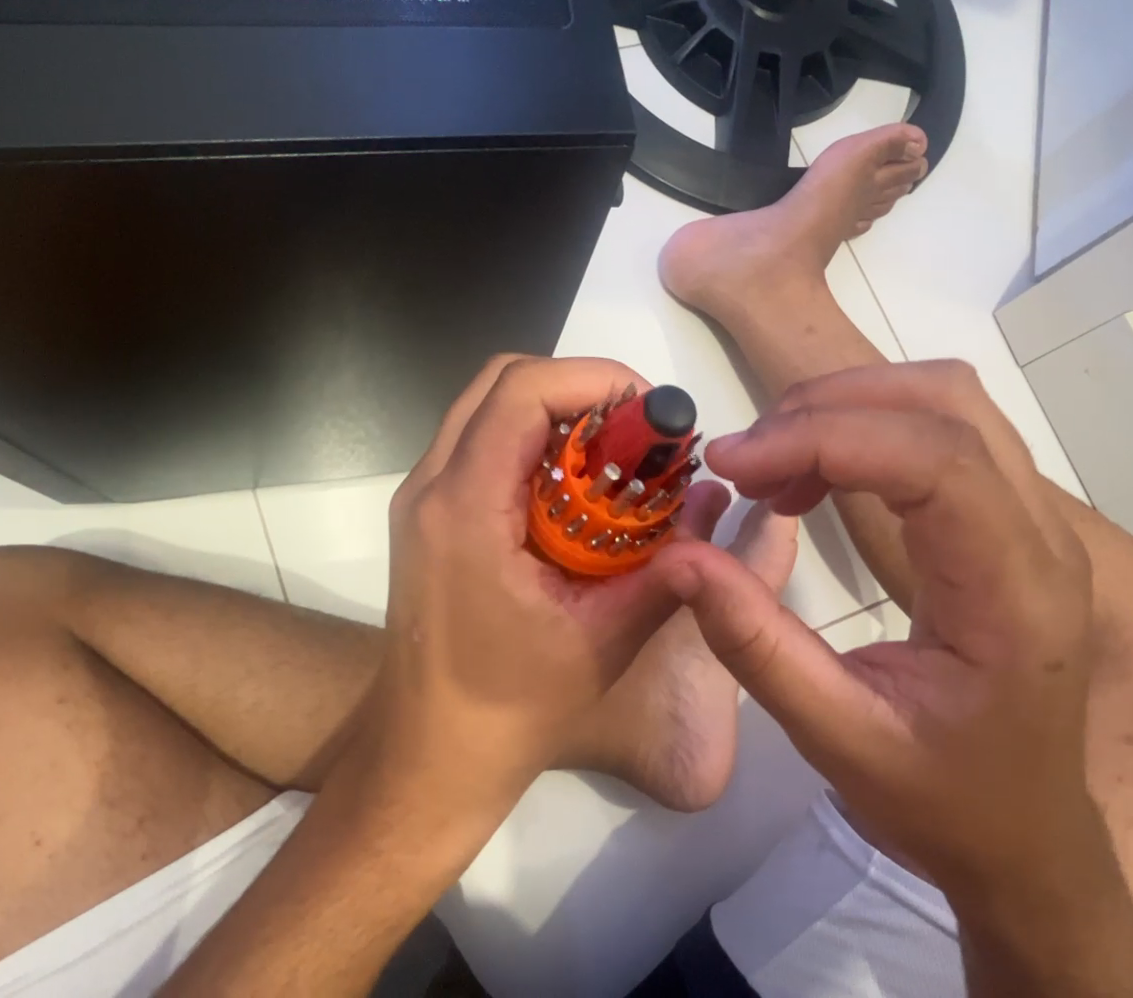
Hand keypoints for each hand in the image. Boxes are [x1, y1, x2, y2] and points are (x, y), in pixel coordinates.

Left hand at [358, 355, 687, 813]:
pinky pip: (478, 445)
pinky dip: (530, 442)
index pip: (523, 391)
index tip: (653, 414)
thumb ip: (665, 575)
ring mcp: (420, 499)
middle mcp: (429, 486)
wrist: (431, 753)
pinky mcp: (426, 517)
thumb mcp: (603, 641)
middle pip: (501, 382)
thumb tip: (713, 517)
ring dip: (555, 413)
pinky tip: (575, 491)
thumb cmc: (513, 706)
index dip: (595, 379)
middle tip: (638, 431)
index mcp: (464, 507)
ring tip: (614, 456)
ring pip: (485, 408)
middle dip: (578, 389)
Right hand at [652, 361, 1099, 896]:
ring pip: (948, 403)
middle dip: (828, 407)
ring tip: (772, 464)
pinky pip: (943, 436)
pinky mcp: (1010, 524)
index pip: (934, 461)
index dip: (823, 438)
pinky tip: (811, 482)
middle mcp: (1042, 538)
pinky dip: (866, 432)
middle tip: (746, 460)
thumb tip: (677, 559)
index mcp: (1013, 593)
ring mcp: (1037, 523)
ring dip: (848, 408)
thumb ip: (753, 643)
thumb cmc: (940, 800)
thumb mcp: (834, 735)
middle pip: (945, 404)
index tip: (732, 465)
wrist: (1026, 840)